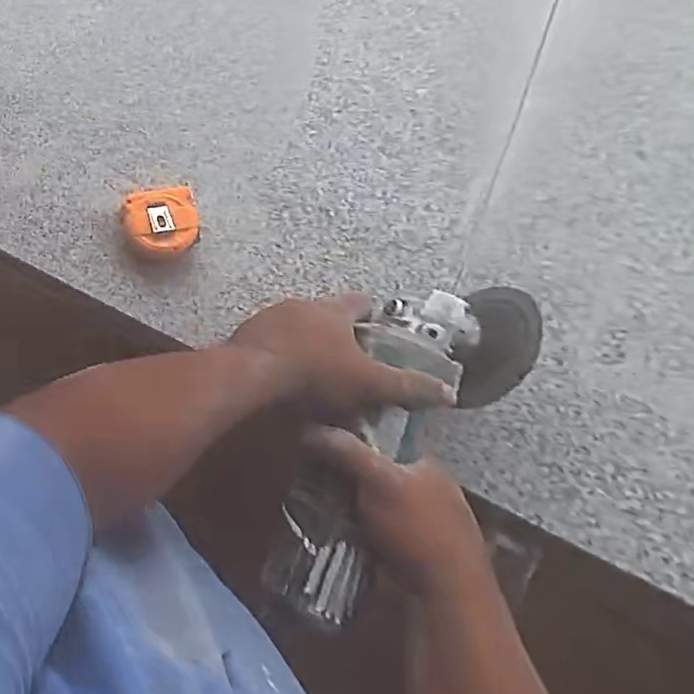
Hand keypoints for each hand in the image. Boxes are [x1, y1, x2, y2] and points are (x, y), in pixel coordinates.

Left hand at [231, 294, 455, 414]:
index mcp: (332, 310)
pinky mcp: (247, 332)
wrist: (251, 373)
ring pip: (295, 322)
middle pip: (325, 311)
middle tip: (347, 354)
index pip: (359, 301)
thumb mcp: (368, 383)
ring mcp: (270, 315)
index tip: (377, 329)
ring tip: (313, 366)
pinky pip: (270, 338)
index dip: (371, 314)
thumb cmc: (315, 373)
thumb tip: (447, 392)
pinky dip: (279, 350)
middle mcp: (300, 304)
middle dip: (336, 329)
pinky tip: (282, 371)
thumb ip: (407, 386)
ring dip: (304, 339)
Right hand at [305, 427, 493, 600]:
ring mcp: (424, 522)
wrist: (448, 598)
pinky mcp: (416, 552)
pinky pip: (377, 528)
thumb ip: (346, 449)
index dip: (354, 434)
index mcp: (427, 464)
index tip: (325, 439)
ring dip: (350, 502)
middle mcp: (429, 488)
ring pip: (375, 500)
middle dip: (347, 471)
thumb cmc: (417, 528)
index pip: (386, 436)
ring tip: (319, 500)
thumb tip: (310, 430)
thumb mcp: (377, 478)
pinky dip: (358, 528)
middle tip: (314, 470)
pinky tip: (339, 529)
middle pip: (377, 468)